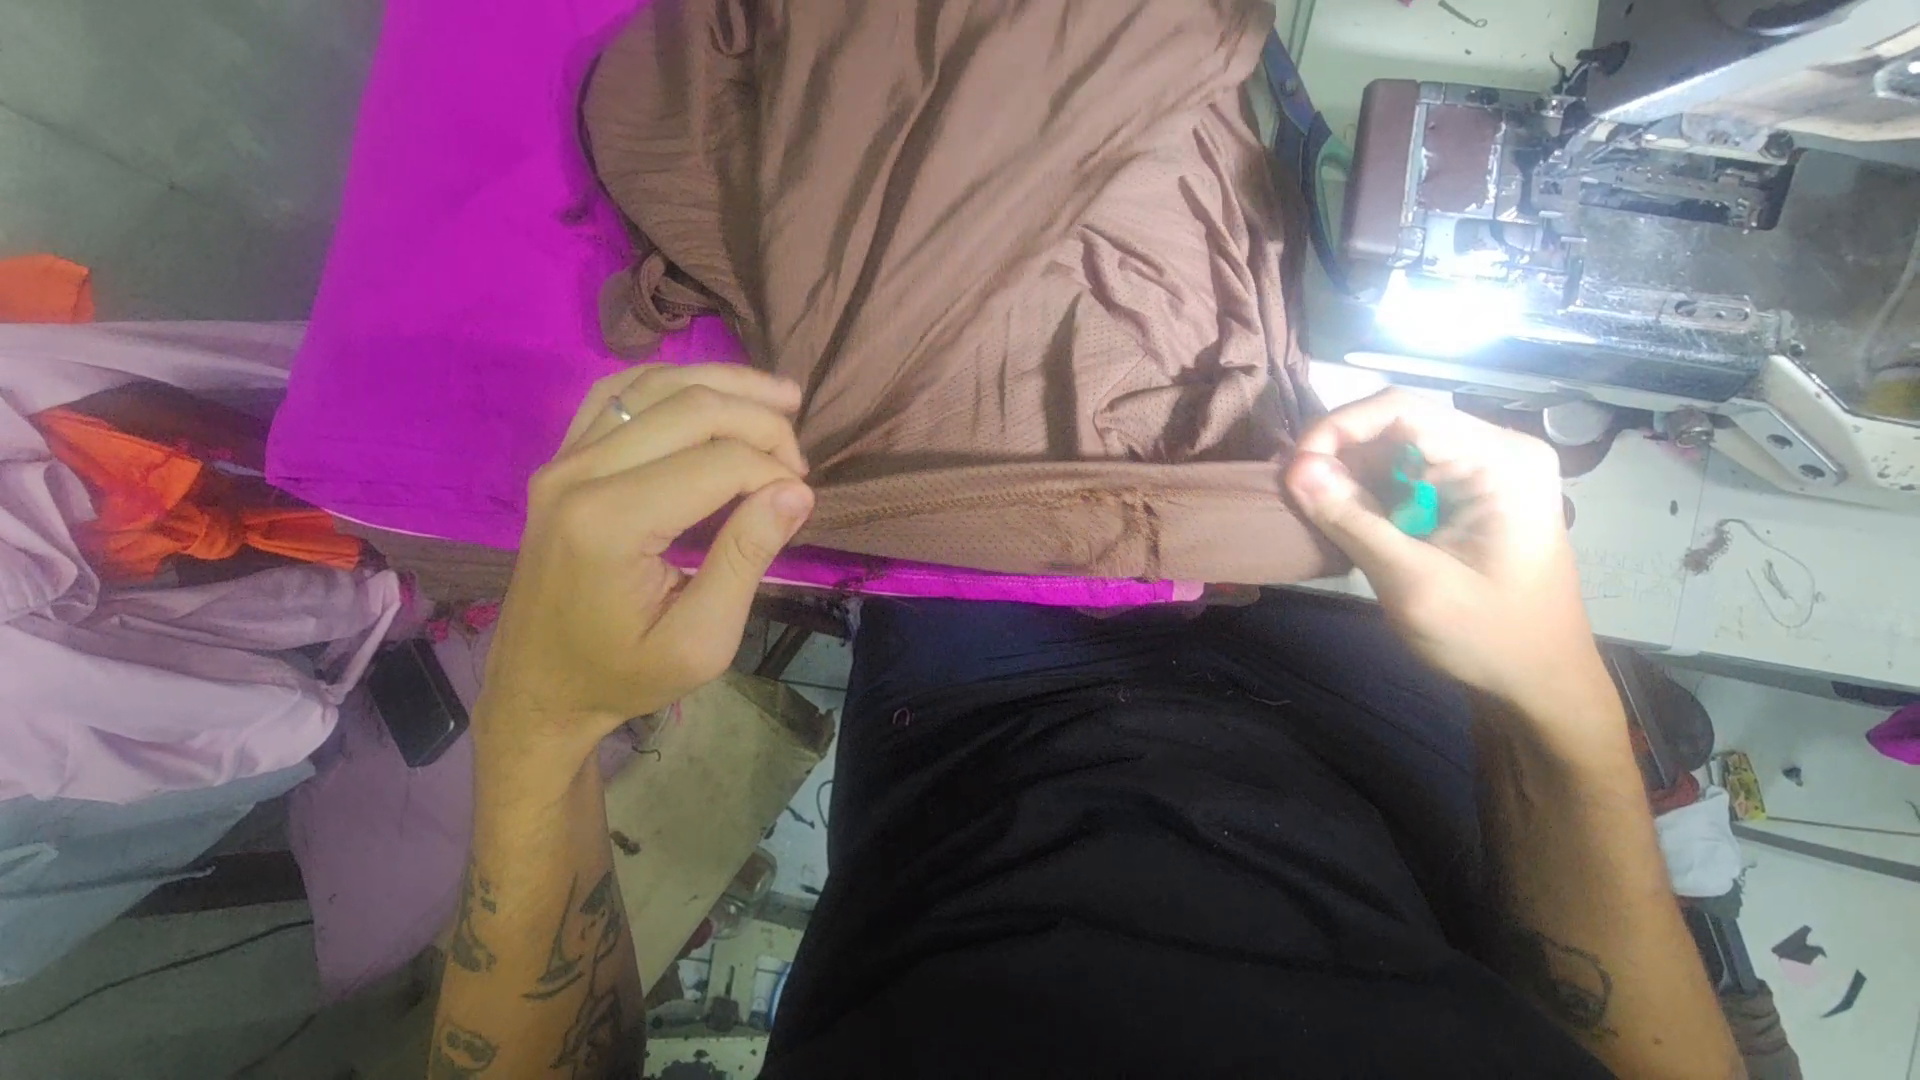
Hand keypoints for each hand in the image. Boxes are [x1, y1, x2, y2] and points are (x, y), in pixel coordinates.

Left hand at [476, 363, 814, 768]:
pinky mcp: (561, 462)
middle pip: (692, 408)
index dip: (776, 472)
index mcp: (612, 523)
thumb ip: (746, 559)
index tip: (802, 502)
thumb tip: (797, 491)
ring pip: (655, 386)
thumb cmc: (623, 674)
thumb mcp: (701, 642)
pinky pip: (618, 395)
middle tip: (799, 460)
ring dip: (725, 385)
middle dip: (762, 422)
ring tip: (781, 397)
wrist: (539, 688)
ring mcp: (563, 461)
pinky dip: (671, 383)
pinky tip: (709, 392)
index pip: (720, 462)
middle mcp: (580, 474)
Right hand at [1283, 390, 1608, 722]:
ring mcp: (1482, 468)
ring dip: (1347, 476)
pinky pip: (1400, 472)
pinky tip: (1349, 523)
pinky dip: (1365, 492)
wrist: (1537, 681)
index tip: (1293, 473)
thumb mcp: (1413, 583)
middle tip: (1298, 499)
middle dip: (1337, 455)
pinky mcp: (1465, 489)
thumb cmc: (1488, 637)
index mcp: (1499, 460)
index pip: (1400, 410)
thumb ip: (1353, 521)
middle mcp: (1494, 448)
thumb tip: (1294, 469)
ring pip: (1390, 446)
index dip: (1336, 429)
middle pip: (1393, 423)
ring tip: (1319, 514)